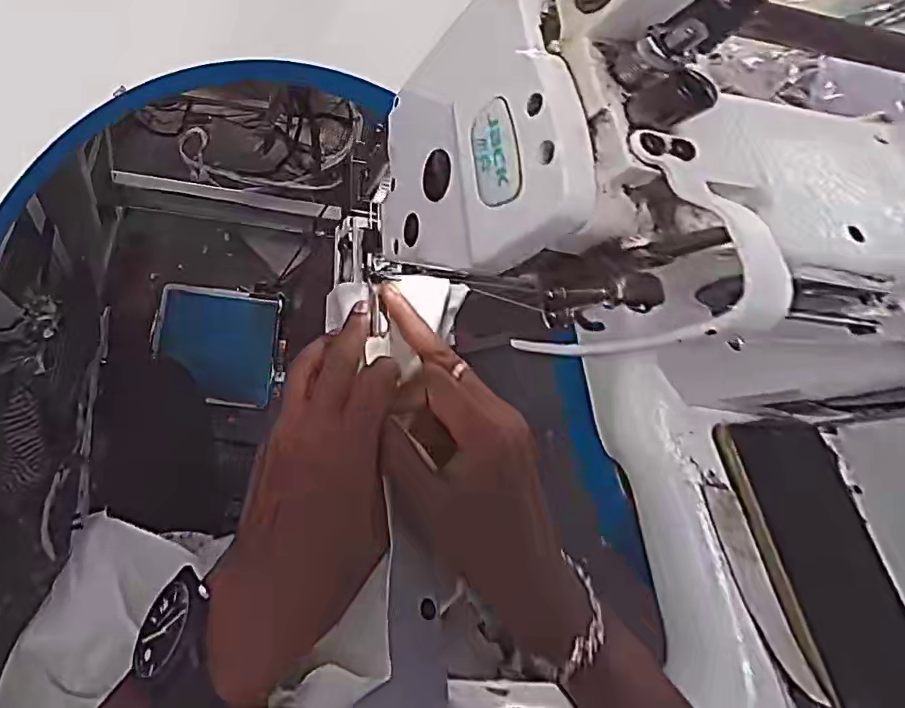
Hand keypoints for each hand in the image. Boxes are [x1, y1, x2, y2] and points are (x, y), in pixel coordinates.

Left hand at [206, 305, 399, 704]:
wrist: (268, 589)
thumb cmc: (323, 570)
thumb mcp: (378, 521)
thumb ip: (384, 469)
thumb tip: (387, 443)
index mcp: (349, 448)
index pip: (372, 383)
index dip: (387, 367)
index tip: (395, 364)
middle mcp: (315, 431)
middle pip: (336, 361)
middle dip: (354, 332)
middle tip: (365, 314)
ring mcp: (288, 433)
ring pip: (305, 369)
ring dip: (324, 346)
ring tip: (337, 334)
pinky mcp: (270, 443)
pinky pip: (289, 392)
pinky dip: (305, 374)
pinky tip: (316, 377)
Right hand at [376, 284, 595, 664]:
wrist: (530, 580)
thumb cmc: (487, 552)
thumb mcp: (425, 501)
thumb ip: (395, 447)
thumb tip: (374, 409)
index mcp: (485, 430)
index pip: (437, 372)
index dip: (403, 355)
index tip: (385, 323)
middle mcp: (502, 418)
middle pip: (448, 369)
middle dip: (410, 365)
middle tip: (381, 355)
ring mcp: (507, 426)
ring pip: (455, 386)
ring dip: (422, 395)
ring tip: (398, 425)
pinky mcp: (505, 436)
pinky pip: (465, 407)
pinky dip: (437, 413)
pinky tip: (419, 437)